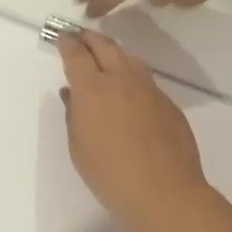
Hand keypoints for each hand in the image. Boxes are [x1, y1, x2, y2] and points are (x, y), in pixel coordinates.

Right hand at [57, 30, 208, 231]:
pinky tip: (130, 97)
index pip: (76, 55)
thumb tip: (73, 95)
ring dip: (114, 55)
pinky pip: (147, 82)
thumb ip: (74, 115)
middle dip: (90, 39)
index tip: (62, 39)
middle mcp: (122, 80)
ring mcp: (150, 90)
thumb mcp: (78, 147)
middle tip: (81, 38)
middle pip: (105, 46)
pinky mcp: (169, 104)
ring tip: (106, 61)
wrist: (164, 193)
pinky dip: (133, 79)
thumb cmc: (110, 174)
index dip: (67, 44)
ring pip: (130, 60)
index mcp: (93, 89)